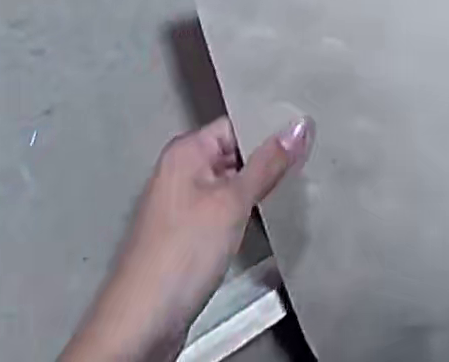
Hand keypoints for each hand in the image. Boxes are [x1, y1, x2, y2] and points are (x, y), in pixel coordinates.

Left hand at [61, 116, 312, 361]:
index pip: (235, 124)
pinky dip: (244, 210)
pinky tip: (267, 216)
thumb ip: (268, 163)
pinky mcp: (187, 234)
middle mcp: (180, 169)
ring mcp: (182, 203)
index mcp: (185, 150)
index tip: (304, 132)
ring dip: (257, 186)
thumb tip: (300, 126)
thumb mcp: (233, 202)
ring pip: (230, 182)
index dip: (268, 129)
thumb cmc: (181, 254)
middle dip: (266, 159)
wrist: (142, 324)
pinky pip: (223, 208)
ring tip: (294, 184)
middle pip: (233, 152)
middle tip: (307, 158)